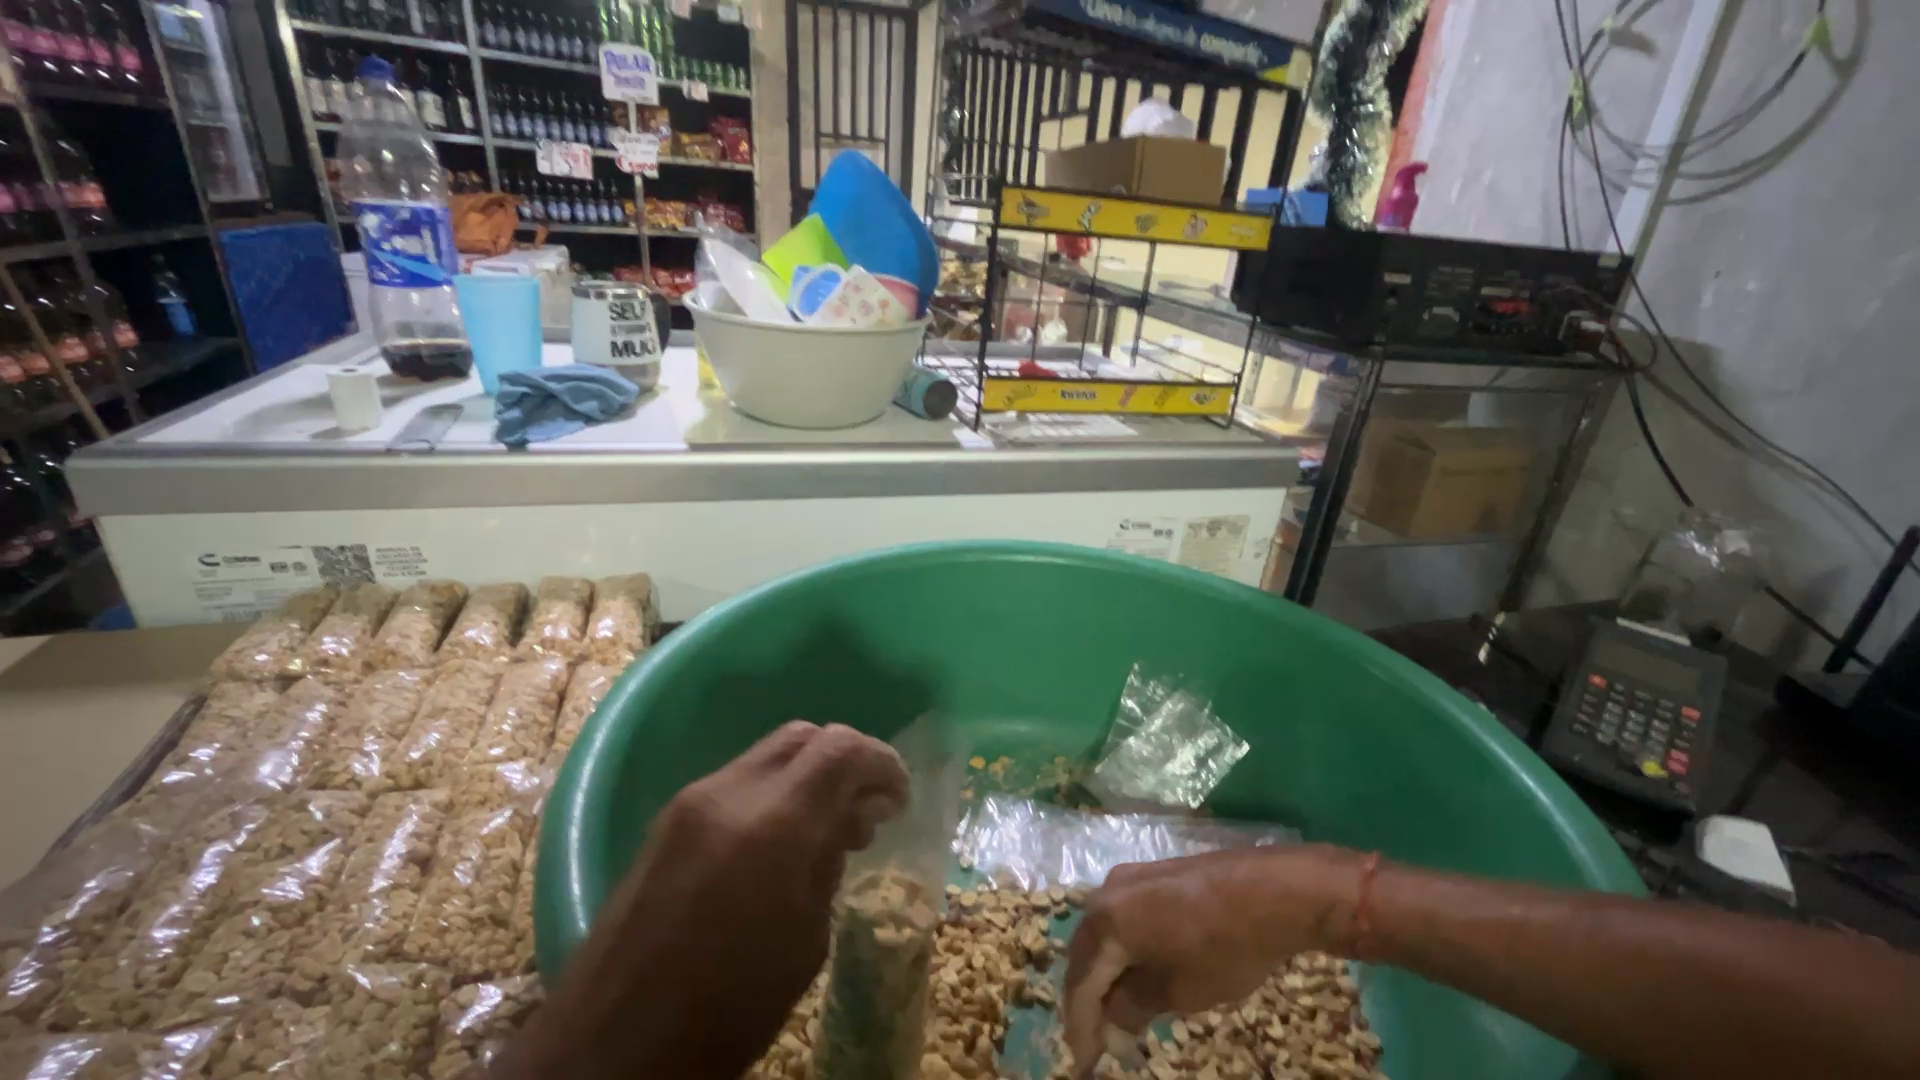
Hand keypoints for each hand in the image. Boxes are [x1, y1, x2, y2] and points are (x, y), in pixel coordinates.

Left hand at [496, 721, 908, 1079]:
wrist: (611, 1044)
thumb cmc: (726, 1007)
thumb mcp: (804, 940)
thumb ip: (828, 863)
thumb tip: (845, 823)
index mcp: (773, 824)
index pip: (841, 748)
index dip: (882, 762)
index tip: (898, 799)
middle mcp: (730, 793)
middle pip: (804, 736)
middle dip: (846, 760)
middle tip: (867, 810)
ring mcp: (692, 801)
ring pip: (769, 755)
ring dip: (809, 777)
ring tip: (830, 831)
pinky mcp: (668, 820)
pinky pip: (739, 782)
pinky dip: (775, 794)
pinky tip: (782, 844)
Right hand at [1062, 845, 1367, 1073]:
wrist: (1276, 889)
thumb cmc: (1225, 946)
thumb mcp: (1179, 992)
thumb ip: (1133, 1006)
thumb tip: (1112, 1021)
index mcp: (1105, 922)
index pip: (1081, 984)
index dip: (1081, 1026)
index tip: (1086, 1061)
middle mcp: (1106, 892)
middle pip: (1086, 953)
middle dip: (1088, 999)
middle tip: (1097, 1040)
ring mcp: (1131, 878)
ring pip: (1105, 933)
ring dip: (1107, 973)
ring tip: (1117, 1012)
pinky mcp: (1153, 874)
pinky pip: (1124, 916)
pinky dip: (1124, 949)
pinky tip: (1137, 972)